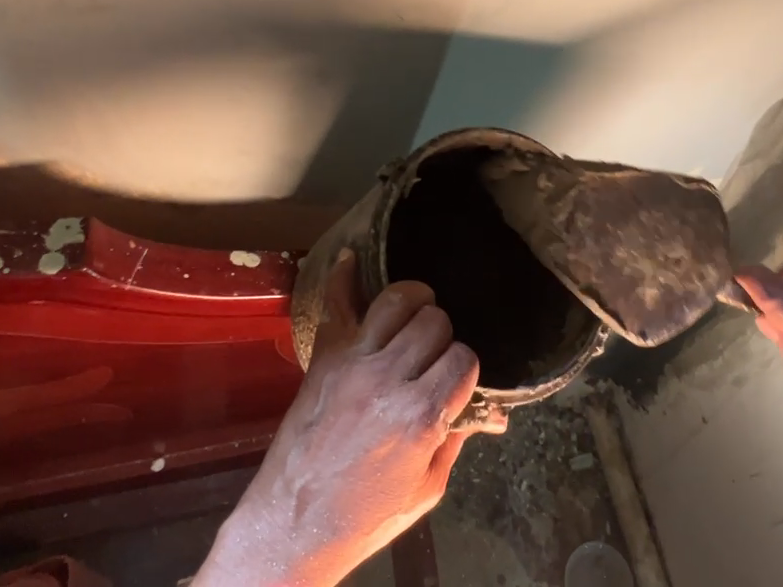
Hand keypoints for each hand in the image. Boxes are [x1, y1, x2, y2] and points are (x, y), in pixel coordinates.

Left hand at [195, 251, 504, 586]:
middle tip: (434, 356)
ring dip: (414, 301)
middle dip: (443, 335)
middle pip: (434, 322)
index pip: (464, 358)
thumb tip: (488, 413)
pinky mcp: (324, 357)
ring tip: (418, 310)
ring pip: (396, 300)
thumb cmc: (366, 517)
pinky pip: (335, 303)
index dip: (467, 368)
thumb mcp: (426, 488)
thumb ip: (456, 440)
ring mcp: (353, 362)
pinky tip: (351, 258)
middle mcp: (388, 378)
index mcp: (420, 415)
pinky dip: (343, 276)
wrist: (294, 524)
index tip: (458, 381)